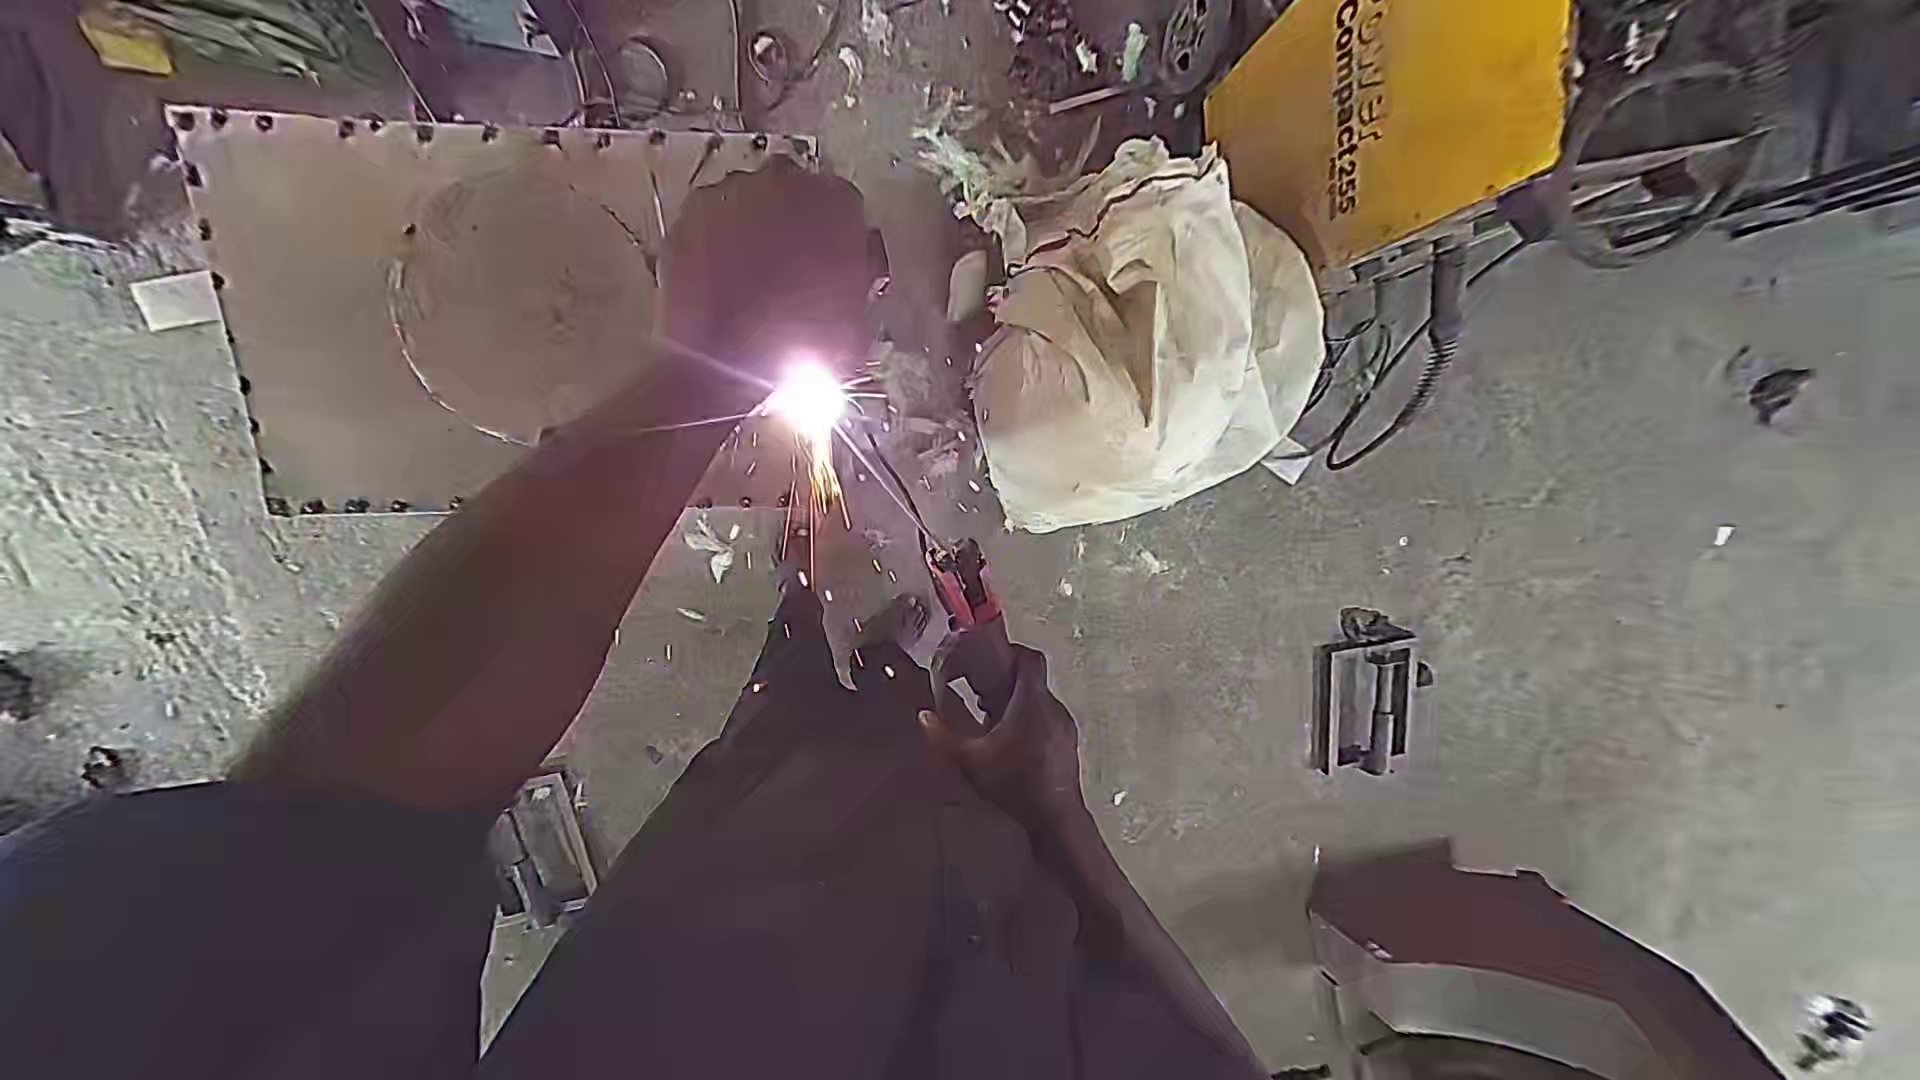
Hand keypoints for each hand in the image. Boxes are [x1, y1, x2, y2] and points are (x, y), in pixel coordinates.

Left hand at [657, 157, 884, 382]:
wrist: (725, 362)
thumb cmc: (799, 347)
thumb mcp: (857, 327)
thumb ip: (861, 283)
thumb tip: (857, 273)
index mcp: (838, 206)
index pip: (849, 209)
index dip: (843, 242)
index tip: (838, 266)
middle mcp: (787, 183)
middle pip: (800, 195)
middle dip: (801, 227)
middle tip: (799, 272)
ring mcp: (734, 191)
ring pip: (756, 201)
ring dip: (761, 230)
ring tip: (760, 281)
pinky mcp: (693, 210)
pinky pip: (717, 218)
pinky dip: (723, 239)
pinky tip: (729, 279)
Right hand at [920, 645, 1085, 827]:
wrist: (1055, 821)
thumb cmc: (1015, 787)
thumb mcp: (971, 762)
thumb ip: (943, 737)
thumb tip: (923, 716)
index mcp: (1032, 704)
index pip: (1030, 659)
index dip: (1011, 650)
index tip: (992, 655)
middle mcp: (1052, 708)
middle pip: (1033, 676)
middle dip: (1009, 676)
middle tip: (984, 685)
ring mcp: (1064, 725)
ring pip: (1040, 696)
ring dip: (1019, 697)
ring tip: (993, 713)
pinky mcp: (1067, 741)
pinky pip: (1047, 715)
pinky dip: (1029, 715)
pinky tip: (1011, 737)